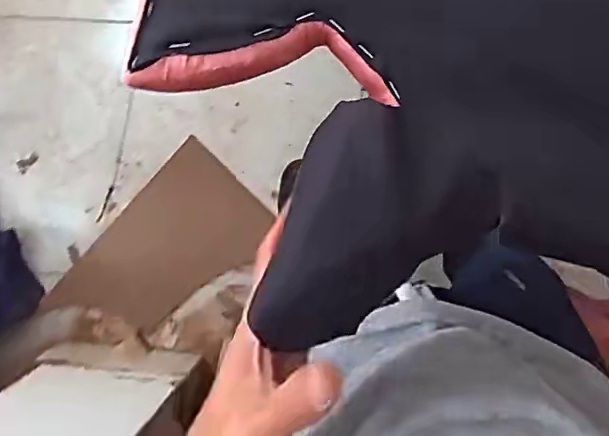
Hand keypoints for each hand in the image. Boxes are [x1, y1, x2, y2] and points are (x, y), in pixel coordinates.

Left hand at [190, 208, 343, 435]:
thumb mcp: (258, 422)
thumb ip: (292, 399)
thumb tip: (333, 370)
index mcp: (254, 330)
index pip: (268, 265)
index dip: (284, 228)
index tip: (304, 195)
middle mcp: (268, 332)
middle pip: (291, 272)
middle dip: (313, 240)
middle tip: (344, 209)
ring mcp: (281, 350)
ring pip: (305, 295)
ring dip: (324, 271)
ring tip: (353, 242)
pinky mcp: (296, 370)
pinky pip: (320, 322)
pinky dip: (335, 304)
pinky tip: (354, 301)